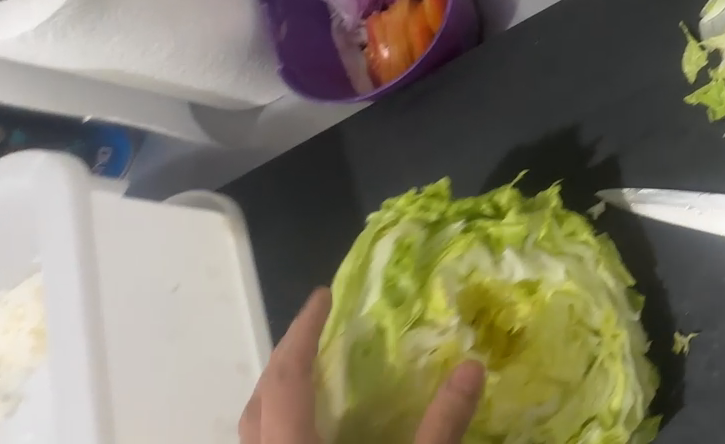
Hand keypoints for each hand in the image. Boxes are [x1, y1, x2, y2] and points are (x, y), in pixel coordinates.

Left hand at [239, 287, 486, 443]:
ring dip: (278, 401)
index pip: (285, 382)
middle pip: (255, 408)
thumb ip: (439, 429)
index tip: (324, 295)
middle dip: (283, 362)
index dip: (301, 334)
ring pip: (252, 440)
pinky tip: (318, 439)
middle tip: (317, 329)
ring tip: (316, 378)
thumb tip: (471, 367)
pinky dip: (282, 435)